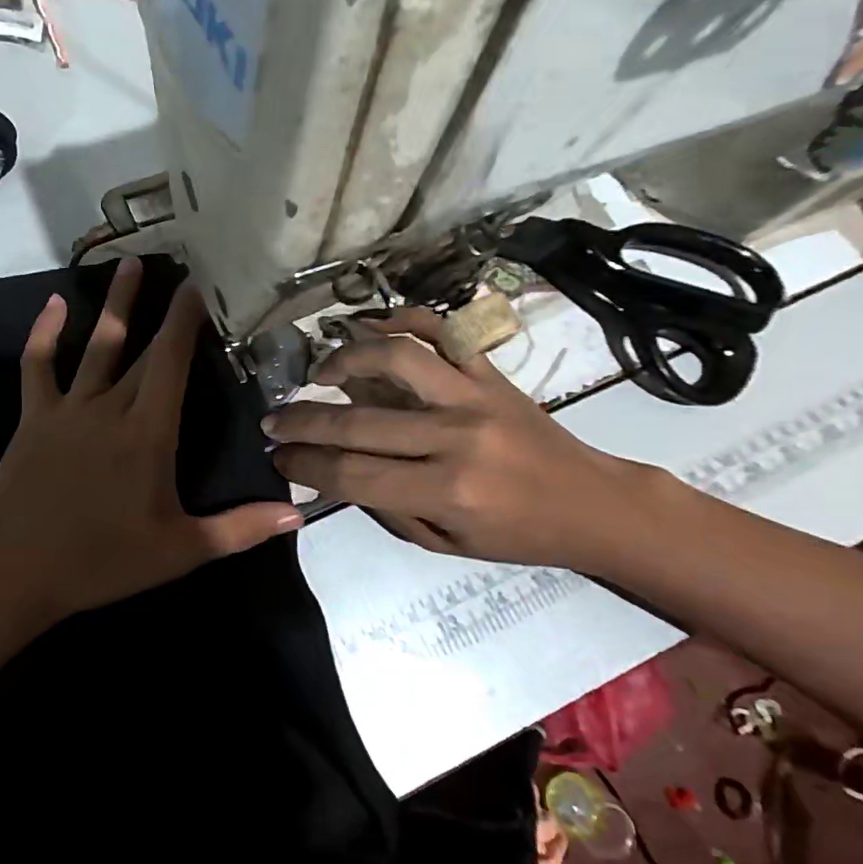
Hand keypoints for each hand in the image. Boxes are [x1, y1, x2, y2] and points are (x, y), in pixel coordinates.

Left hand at [0, 258, 302, 616]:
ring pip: (95, 344)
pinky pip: (38, 366)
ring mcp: (68, 409)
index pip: (172, 361)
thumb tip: (298, 516)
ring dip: (114, 303)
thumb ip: (241, 529)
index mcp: (149, 432)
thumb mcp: (181, 550)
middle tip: (184, 268)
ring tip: (129, 263)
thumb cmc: (103, 560)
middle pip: (143, 348)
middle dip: (166, 306)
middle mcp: (111, 407)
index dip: (187, 320)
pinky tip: (52, 304)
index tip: (203, 285)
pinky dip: (44, 333)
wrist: (15, 572)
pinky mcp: (34, 418)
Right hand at [266, 307, 667, 572]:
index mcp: (445, 491)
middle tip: (273, 420)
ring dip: (347, 357)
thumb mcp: (445, 543)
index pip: (352, 474)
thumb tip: (332, 474)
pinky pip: (443, 331)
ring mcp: (475, 395)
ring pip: (397, 357)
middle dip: (302, 421)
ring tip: (322, 371)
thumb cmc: (516, 535)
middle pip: (359, 420)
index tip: (276, 456)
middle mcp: (455, 437)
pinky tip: (374, 329)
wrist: (589, 501)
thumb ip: (386, 507)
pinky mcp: (491, 372)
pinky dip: (403, 319)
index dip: (303, 464)